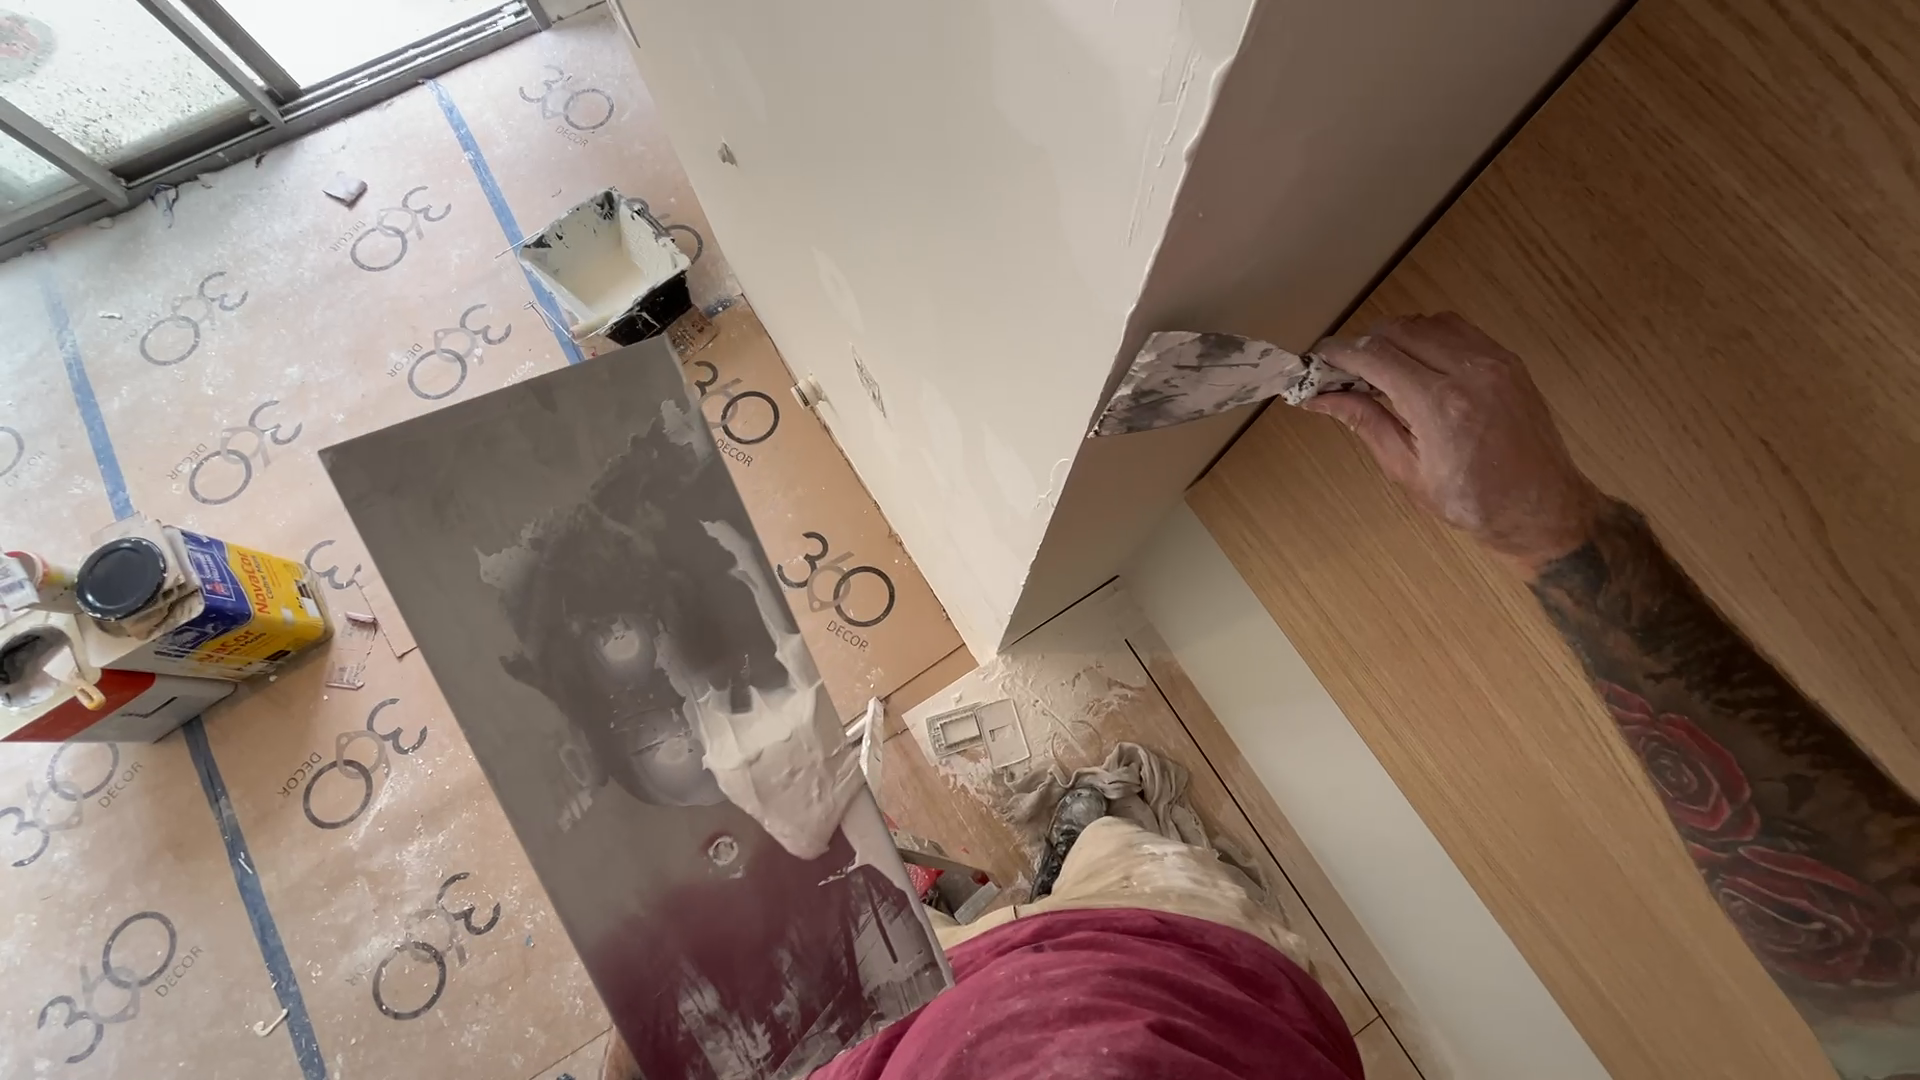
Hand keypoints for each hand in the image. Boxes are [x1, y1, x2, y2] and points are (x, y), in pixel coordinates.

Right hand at [1304, 312, 1604, 571]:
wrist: (1538, 505)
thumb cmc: (1465, 499)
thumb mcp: (1403, 467)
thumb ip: (1364, 422)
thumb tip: (1319, 399)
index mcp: (1437, 405)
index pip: (1375, 358)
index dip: (1339, 354)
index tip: (1315, 360)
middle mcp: (1467, 372)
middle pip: (1398, 331)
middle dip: (1362, 345)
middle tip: (1344, 371)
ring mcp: (1493, 361)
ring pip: (1427, 322)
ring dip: (1394, 337)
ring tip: (1379, 368)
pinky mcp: (1506, 359)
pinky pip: (1456, 329)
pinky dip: (1425, 336)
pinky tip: (1414, 364)